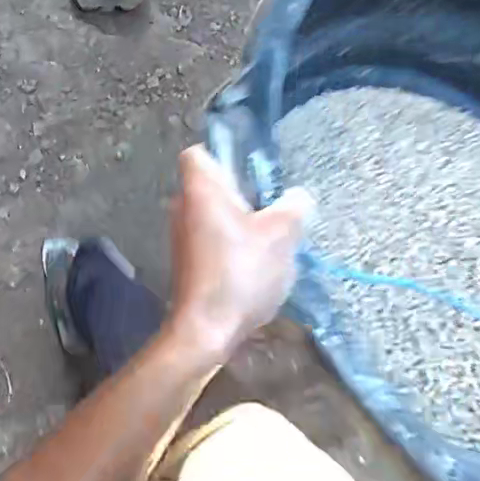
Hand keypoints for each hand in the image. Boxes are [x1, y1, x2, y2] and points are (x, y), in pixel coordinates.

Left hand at [165, 146, 315, 362]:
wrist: (205, 327)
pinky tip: (256, 263)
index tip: (251, 172)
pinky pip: (212, 236)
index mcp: (198, 189)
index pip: (197, 153)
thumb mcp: (281, 235)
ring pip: (214, 212)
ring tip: (269, 239)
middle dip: (242, 192)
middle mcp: (182, 205)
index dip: (222, 154)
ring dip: (241, 221)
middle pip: (212, 184)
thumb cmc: (240, 271)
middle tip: (270, 209)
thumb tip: (297, 196)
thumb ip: (294, 206)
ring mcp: (182, 234)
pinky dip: (233, 242)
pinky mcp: (188, 258)